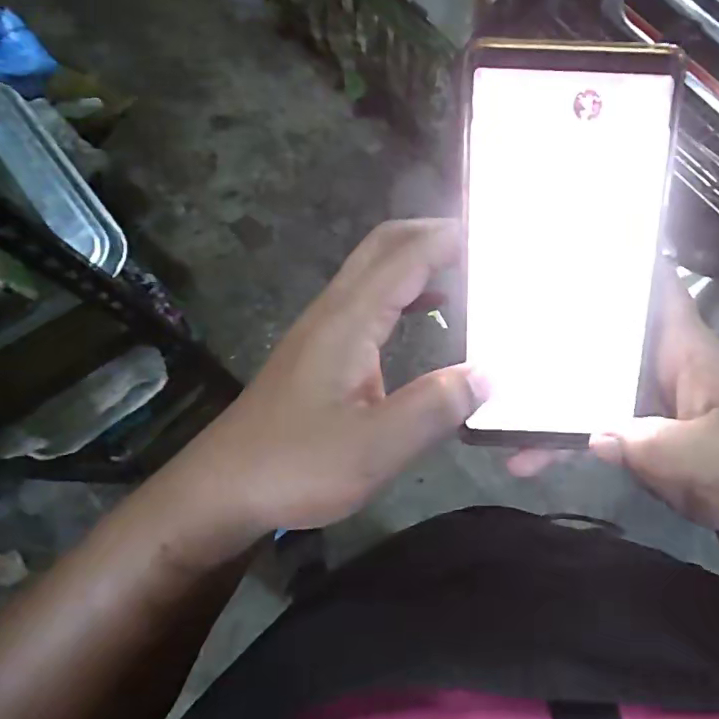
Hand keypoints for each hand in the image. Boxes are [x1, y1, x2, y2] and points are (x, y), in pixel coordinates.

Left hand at [167, 219, 486, 539]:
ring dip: (417, 256)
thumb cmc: (296, 465)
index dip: (450, 237)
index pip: (406, 256)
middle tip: (483, 238)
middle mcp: (333, 311)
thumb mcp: (375, 448)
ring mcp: (321, 327)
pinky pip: (367, 298)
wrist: (222, 487)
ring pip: (373, 269)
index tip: (495, 231)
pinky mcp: (317, 348)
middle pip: (384, 246)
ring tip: (466, 266)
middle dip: (432, 231)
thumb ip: (434, 408)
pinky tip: (428, 309)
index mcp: (349, 321)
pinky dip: (403, 289)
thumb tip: (488, 374)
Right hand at [509, 268, 718, 531]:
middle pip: (606, 332)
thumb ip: (655, 447)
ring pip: (589, 381)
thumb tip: (595, 436)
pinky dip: (563, 434)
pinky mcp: (640, 432)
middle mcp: (660, 364)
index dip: (625, 260)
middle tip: (506, 315)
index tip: (576, 240)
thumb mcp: (713, 458)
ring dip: (550, 390)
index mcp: (685, 350)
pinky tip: (527, 456)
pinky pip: (591, 422)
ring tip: (497, 405)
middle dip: (560, 322)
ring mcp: (647, 399)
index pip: (657, 289)